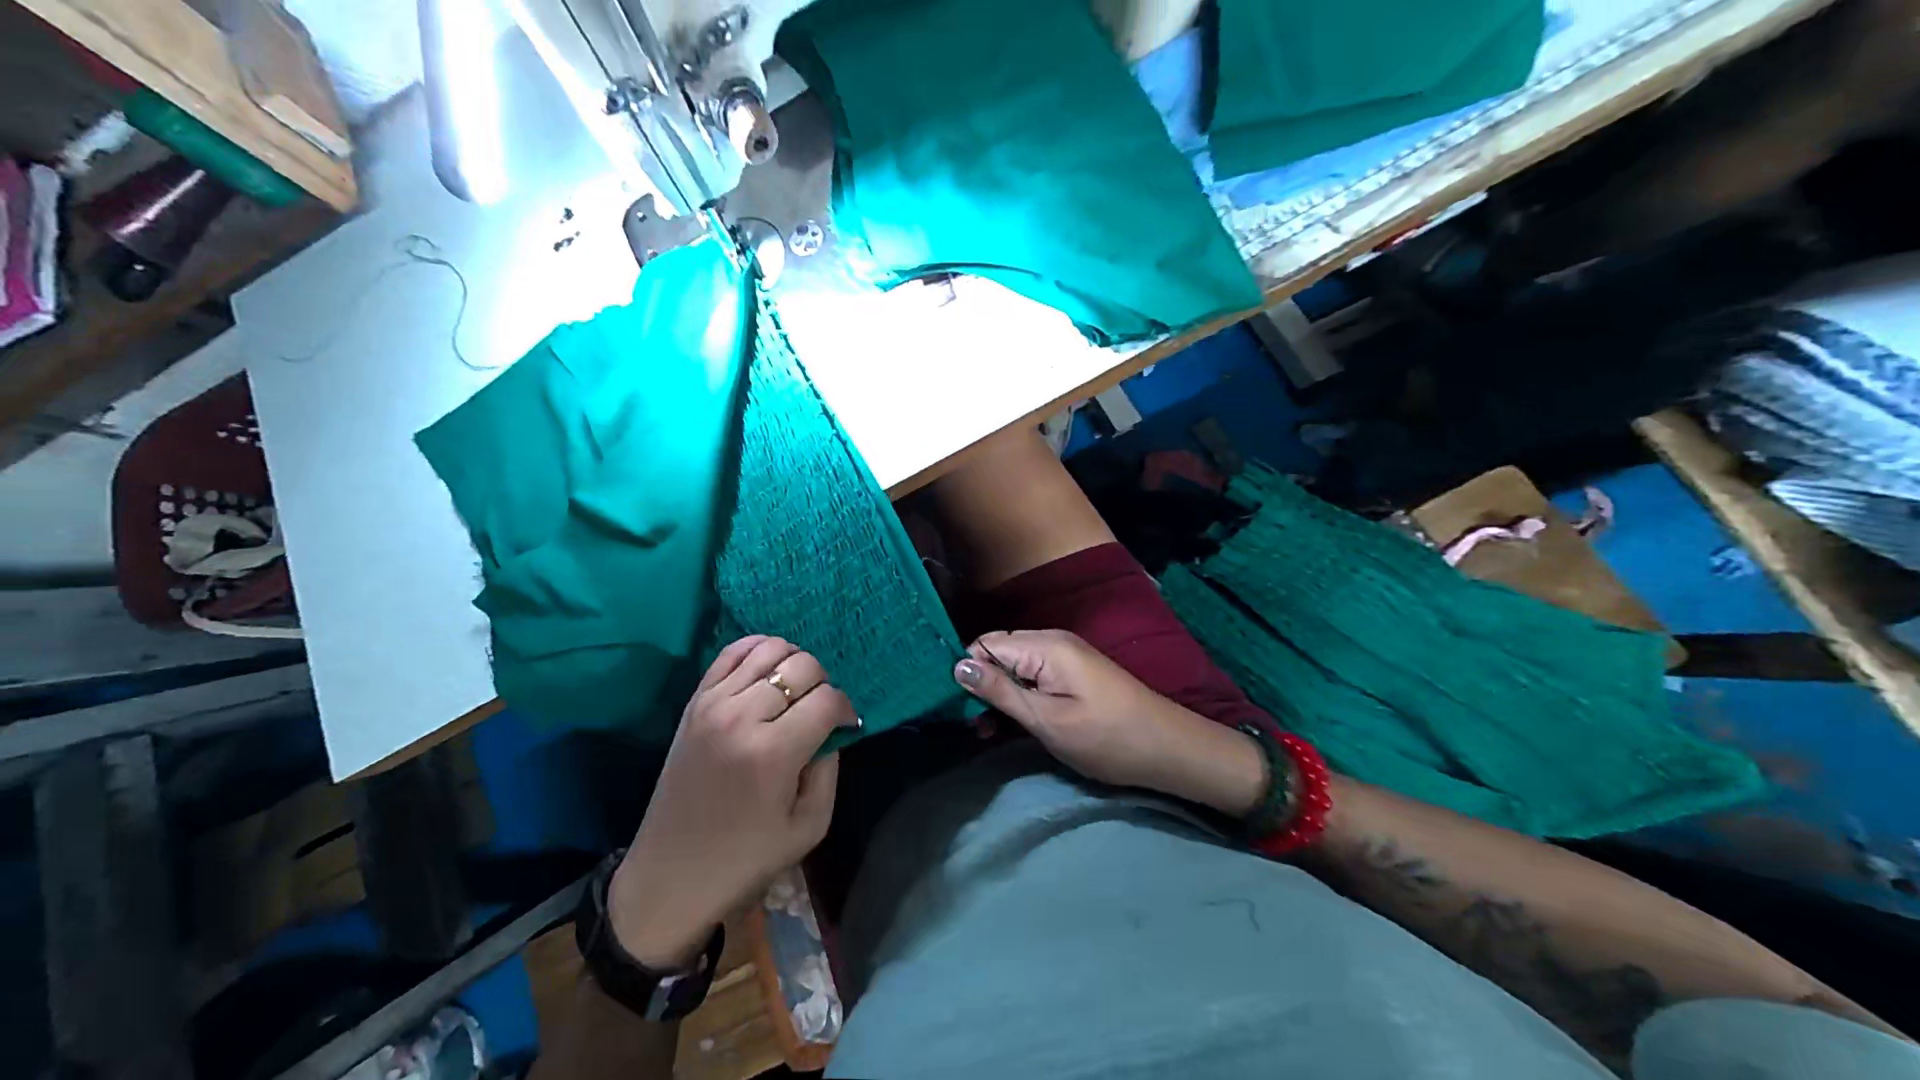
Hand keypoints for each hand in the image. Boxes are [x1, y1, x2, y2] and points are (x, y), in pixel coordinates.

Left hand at [609, 636, 857, 968]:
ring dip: (794, 664)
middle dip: (823, 684)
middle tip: (819, 714)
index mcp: (772, 753)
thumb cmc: (746, 860)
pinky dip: (759, 650)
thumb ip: (830, 767)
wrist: (671, 876)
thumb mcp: (811, 825)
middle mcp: (741, 716)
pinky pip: (732, 651)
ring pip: (770, 648)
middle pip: (802, 666)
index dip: (845, 710)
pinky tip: (769, 673)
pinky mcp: (694, 701)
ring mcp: (712, 703)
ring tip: (794, 694)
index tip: (844, 728)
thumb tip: (833, 727)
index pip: (828, 699)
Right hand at [953, 629, 1265, 815]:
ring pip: (1014, 668)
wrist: (1166, 748)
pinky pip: (1033, 678)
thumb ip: (1000, 691)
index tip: (956, 706)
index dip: (967, 671)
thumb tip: (957, 665)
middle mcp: (1052, 642)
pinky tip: (1010, 725)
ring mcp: (1065, 658)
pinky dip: (1020, 699)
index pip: (985, 643)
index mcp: (1045, 646)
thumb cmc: (1104, 737)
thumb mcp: (1045, 719)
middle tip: (971, 727)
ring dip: (998, 697)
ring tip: (986, 733)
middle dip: (980, 686)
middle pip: (998, 653)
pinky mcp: (1073, 675)